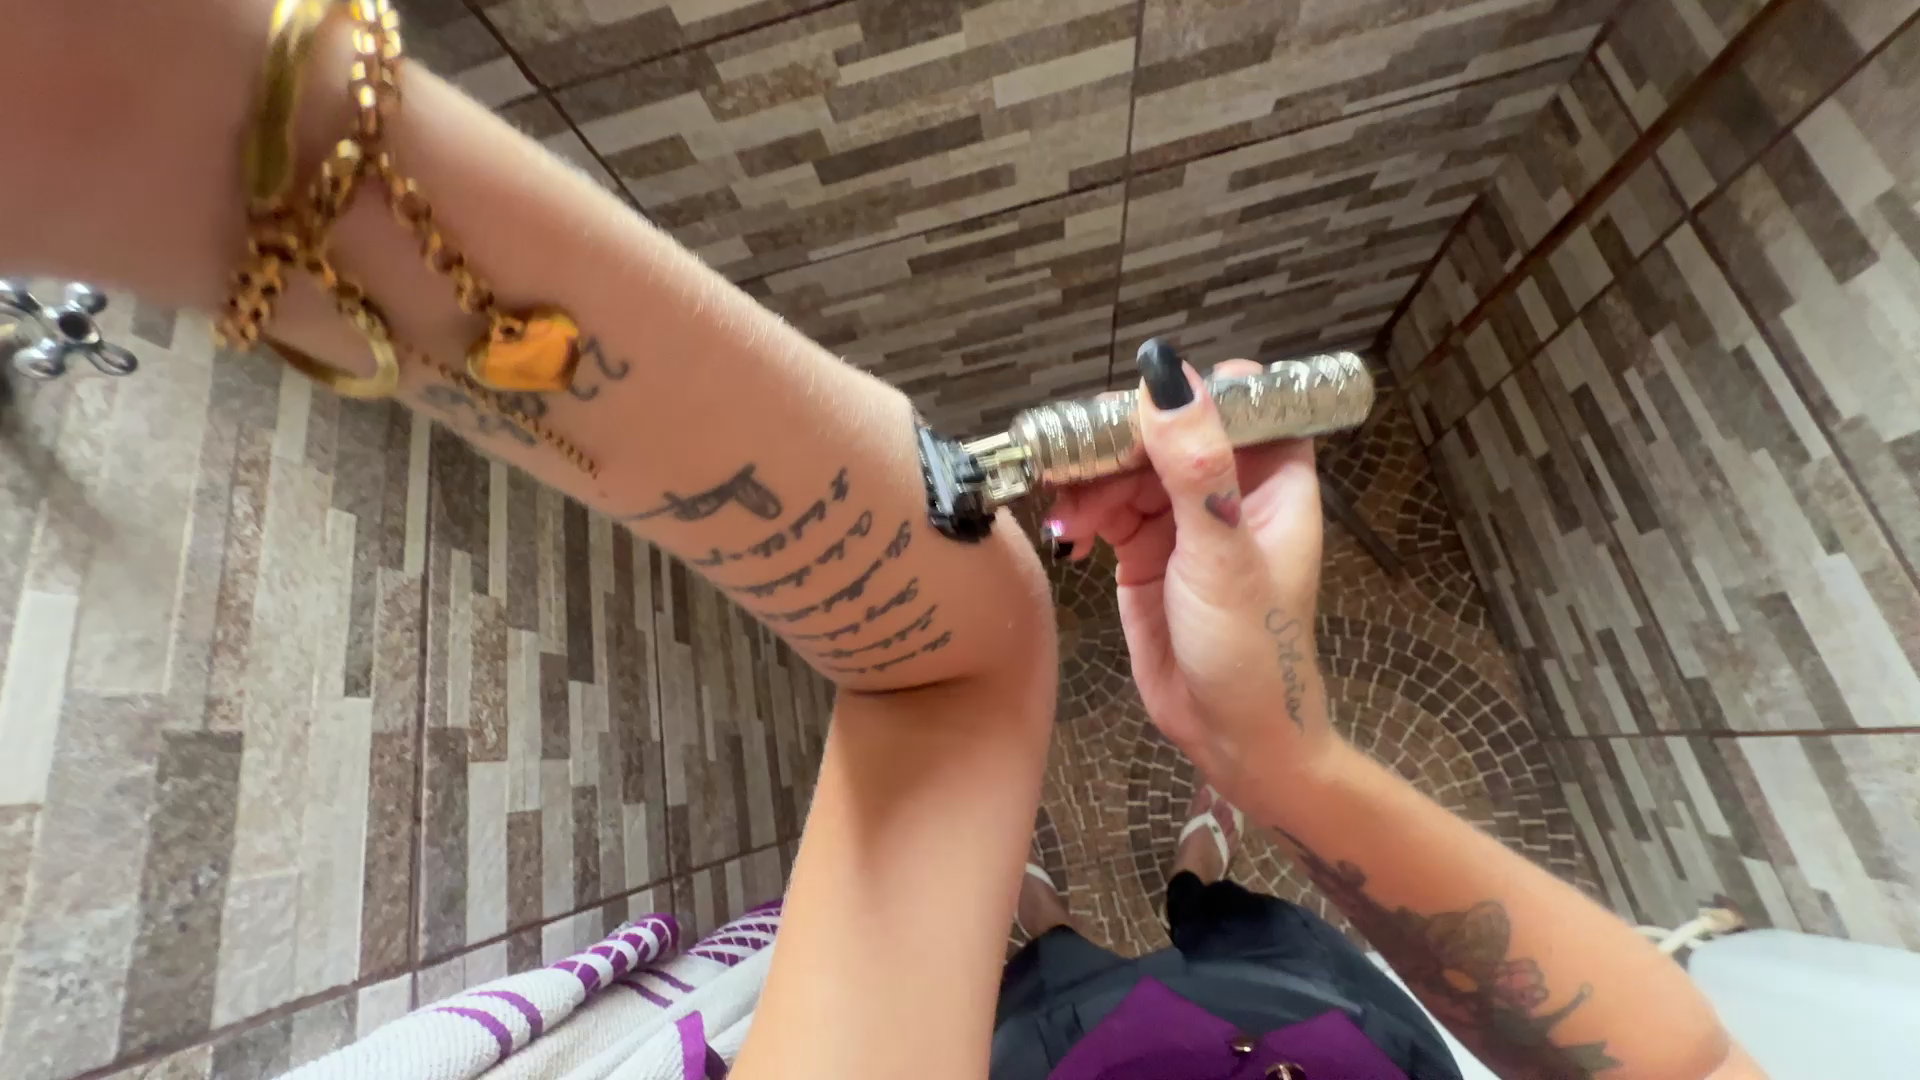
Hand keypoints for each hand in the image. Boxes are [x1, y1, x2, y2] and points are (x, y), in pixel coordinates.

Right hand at [1048, 343, 1337, 803]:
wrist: (1226, 734)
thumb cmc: (1248, 646)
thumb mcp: (1221, 552)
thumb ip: (1195, 464)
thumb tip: (1163, 373)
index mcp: (1271, 478)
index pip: (1242, 402)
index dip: (1196, 390)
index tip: (1143, 400)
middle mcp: (1226, 490)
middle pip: (1168, 432)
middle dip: (1119, 442)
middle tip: (1073, 459)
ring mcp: (1182, 521)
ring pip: (1129, 469)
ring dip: (1091, 483)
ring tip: (1069, 518)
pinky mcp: (1144, 550)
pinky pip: (1107, 510)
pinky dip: (1083, 515)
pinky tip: (1069, 537)